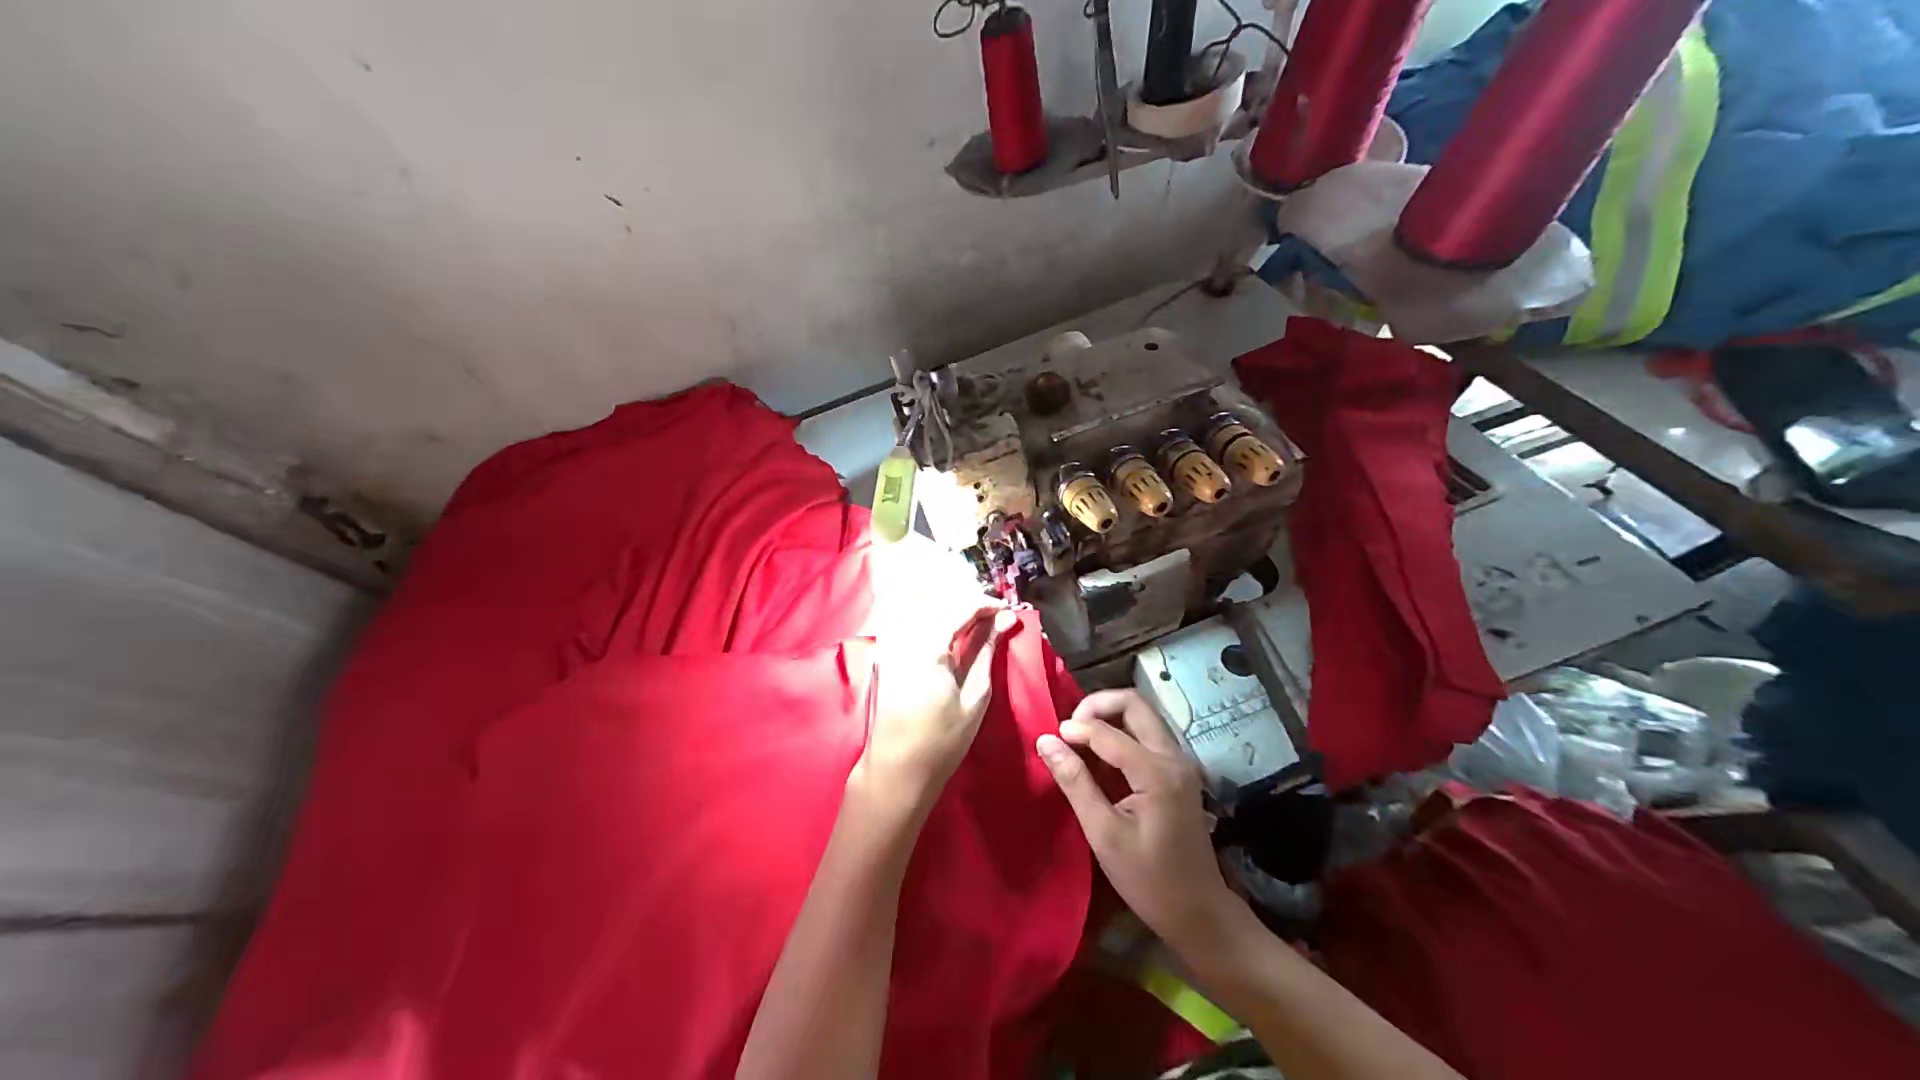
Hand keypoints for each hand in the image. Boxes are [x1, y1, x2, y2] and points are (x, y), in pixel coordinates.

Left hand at [856, 604, 1017, 811]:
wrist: (896, 770)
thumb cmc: (942, 741)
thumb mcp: (975, 696)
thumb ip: (986, 651)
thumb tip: (1004, 619)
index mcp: (928, 648)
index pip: (959, 607)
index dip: (986, 603)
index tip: (1006, 610)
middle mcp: (903, 638)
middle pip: (938, 601)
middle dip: (967, 603)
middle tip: (992, 618)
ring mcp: (887, 645)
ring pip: (918, 606)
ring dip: (946, 608)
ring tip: (969, 625)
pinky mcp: (882, 655)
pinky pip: (904, 621)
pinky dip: (926, 618)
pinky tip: (943, 634)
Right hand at [1036, 690, 1240, 954]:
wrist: (1199, 911)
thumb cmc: (1148, 880)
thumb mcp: (1104, 834)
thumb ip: (1076, 783)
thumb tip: (1046, 741)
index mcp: (1157, 773)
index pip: (1108, 732)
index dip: (1075, 730)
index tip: (1050, 741)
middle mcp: (1174, 757)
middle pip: (1135, 704)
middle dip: (1096, 707)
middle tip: (1068, 729)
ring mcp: (1180, 762)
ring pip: (1143, 715)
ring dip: (1110, 716)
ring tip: (1080, 740)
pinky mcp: (1179, 771)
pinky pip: (1148, 733)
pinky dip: (1122, 732)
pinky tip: (1101, 755)